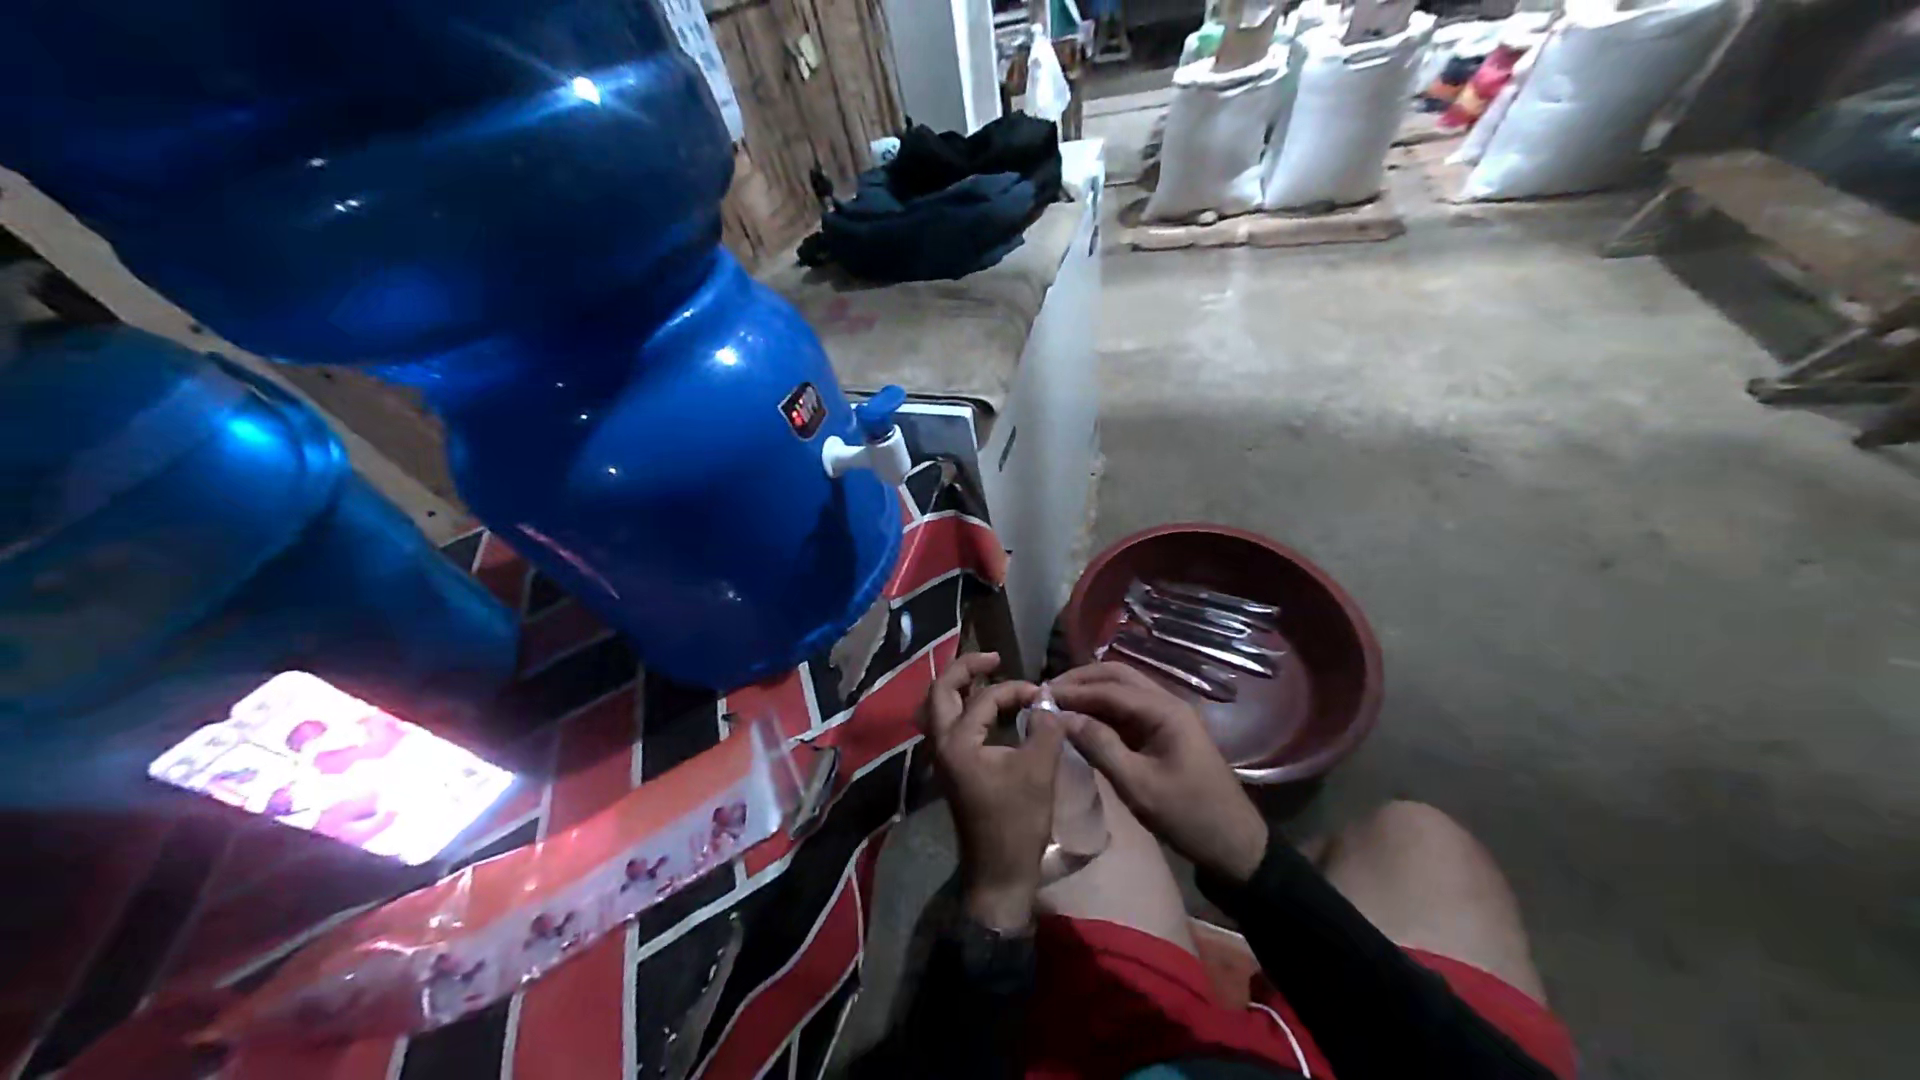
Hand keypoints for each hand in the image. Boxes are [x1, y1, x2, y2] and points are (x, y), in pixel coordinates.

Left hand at [920, 653, 1061, 930]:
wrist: (999, 873)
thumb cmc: (1017, 822)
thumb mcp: (1039, 771)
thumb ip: (1045, 729)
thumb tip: (1048, 702)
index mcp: (957, 743)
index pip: (984, 698)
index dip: (1014, 689)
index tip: (1043, 694)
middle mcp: (941, 745)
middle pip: (941, 691)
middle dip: (965, 669)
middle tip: (994, 658)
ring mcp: (942, 759)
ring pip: (940, 709)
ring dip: (961, 688)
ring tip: (988, 677)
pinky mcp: (951, 769)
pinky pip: (949, 726)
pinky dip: (965, 710)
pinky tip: (989, 713)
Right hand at [1049, 662, 1268, 881]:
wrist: (1233, 844)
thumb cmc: (1188, 815)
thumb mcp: (1138, 785)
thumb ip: (1100, 746)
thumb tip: (1064, 718)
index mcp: (1165, 711)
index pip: (1110, 688)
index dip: (1073, 690)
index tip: (1039, 696)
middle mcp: (1166, 703)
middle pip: (1117, 676)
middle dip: (1080, 681)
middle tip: (1046, 693)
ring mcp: (1166, 716)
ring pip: (1121, 689)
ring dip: (1090, 691)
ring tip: (1057, 702)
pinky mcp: (1162, 732)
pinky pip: (1126, 709)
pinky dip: (1101, 708)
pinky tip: (1080, 718)